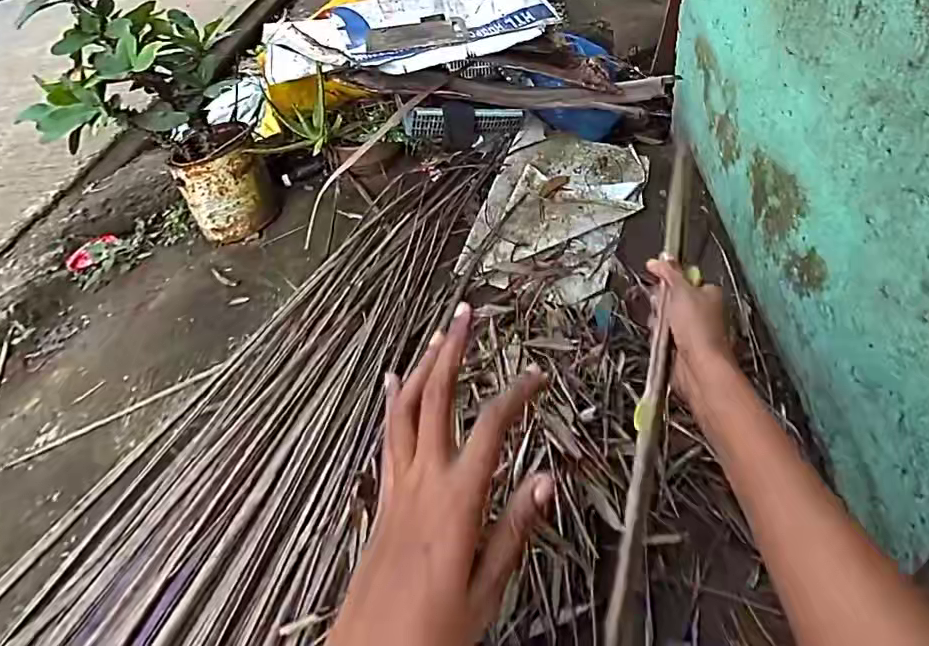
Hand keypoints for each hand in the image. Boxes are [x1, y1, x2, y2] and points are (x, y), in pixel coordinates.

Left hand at [330, 302, 552, 645]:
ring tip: (437, 335)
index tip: (537, 377)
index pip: (494, 425)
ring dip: (423, 366)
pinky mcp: (381, 497)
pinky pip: (387, 435)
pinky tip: (393, 382)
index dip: (518, 393)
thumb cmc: (431, 635)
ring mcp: (397, 484)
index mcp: (458, 499)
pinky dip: (393, 401)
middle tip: (466, 314)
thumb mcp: (487, 590)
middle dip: (453, 349)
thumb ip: (515, 529)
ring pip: (406, 407)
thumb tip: (547, 479)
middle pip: (438, 396)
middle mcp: (424, 480)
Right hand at [646, 258, 738, 411]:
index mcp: (709, 293)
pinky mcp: (681, 346)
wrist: (699, 368)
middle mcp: (703, 310)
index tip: (660, 282)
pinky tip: (660, 338)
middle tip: (661, 306)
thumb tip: (659, 258)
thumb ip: (668, 272)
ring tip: (662, 326)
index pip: (684, 279)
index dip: (670, 280)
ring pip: (665, 316)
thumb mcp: (680, 290)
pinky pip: (662, 334)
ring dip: (658, 319)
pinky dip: (658, 335)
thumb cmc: (697, 327)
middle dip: (661, 301)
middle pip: (672, 297)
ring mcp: (692, 330)